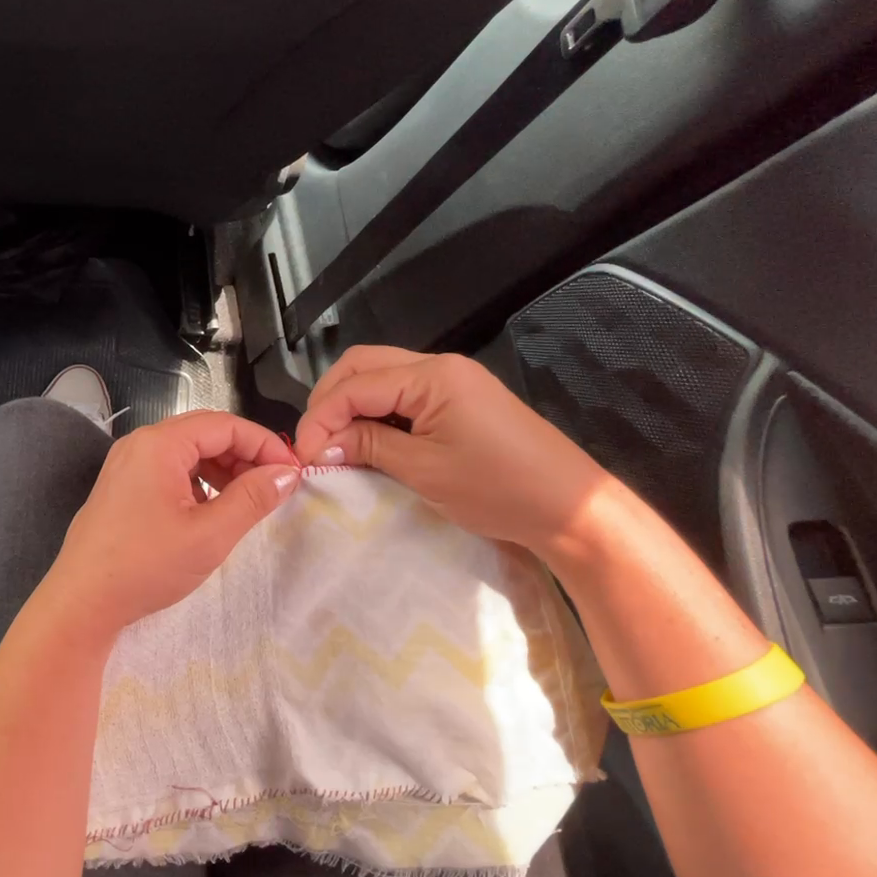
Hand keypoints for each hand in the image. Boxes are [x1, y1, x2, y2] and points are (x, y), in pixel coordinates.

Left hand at [41, 410, 301, 633]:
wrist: (83, 598)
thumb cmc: (147, 564)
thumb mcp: (209, 534)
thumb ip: (252, 499)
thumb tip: (286, 473)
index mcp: (159, 444)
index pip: (224, 424)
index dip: (264, 443)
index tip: (293, 473)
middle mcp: (139, 444)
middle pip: (204, 432)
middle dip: (244, 454)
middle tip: (274, 487)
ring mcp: (126, 464)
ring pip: (186, 451)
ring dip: (221, 468)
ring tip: (247, 500)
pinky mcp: (121, 486)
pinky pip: (168, 469)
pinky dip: (196, 481)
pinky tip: (210, 510)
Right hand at [290, 346, 613, 555]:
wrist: (573, 511)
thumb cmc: (499, 489)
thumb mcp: (423, 470)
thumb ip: (367, 447)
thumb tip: (319, 446)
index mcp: (432, 376)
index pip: (354, 386)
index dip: (320, 418)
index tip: (302, 455)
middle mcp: (439, 365)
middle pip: (361, 365)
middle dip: (329, 400)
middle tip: (315, 442)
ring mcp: (452, 379)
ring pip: (379, 375)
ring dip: (350, 404)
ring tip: (336, 442)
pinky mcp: (460, 398)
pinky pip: (401, 392)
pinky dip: (375, 411)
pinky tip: (367, 439)